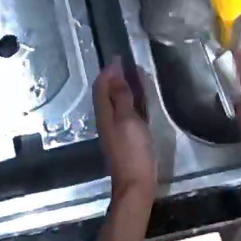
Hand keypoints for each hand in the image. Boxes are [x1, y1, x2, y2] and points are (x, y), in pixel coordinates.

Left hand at [94, 59, 156, 208]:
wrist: (136, 184)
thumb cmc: (132, 151)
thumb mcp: (128, 120)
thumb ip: (122, 98)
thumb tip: (115, 75)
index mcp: (105, 114)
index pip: (101, 86)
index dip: (108, 71)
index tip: (118, 56)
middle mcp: (107, 119)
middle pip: (106, 93)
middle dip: (113, 77)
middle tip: (125, 63)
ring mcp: (116, 129)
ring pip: (115, 102)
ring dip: (121, 88)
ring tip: (132, 76)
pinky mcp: (126, 137)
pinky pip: (124, 112)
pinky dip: (129, 100)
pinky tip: (138, 100)